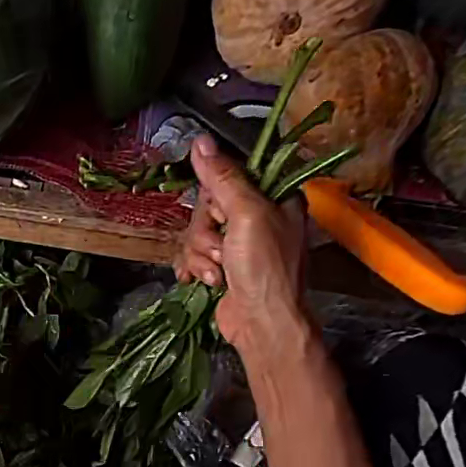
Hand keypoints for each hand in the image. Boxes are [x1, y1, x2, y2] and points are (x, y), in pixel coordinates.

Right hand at [175, 135, 312, 358]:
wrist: (262, 324)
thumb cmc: (265, 269)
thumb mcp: (247, 214)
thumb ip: (223, 177)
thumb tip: (200, 141)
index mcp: (274, 197)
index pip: (230, 175)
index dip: (218, 194)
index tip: (222, 212)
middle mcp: (257, 216)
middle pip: (208, 205)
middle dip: (206, 231)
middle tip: (221, 248)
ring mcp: (238, 244)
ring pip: (196, 231)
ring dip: (200, 254)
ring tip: (218, 272)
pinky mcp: (221, 266)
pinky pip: (192, 254)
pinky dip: (194, 268)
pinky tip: (203, 281)